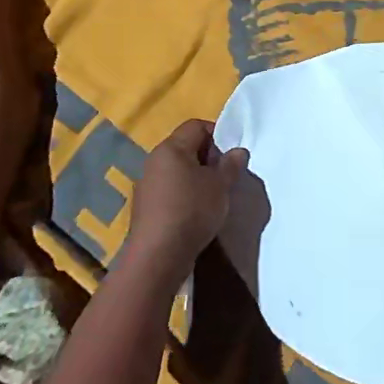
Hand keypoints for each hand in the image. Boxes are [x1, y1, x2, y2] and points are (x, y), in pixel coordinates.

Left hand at [123, 121, 248, 276]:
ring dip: (199, 177)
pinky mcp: (146, 208)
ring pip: (179, 170)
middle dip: (210, 157)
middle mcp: (154, 162)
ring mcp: (147, 186)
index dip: (218, 134)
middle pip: (187, 147)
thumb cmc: (192, 210)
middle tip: (227, 174)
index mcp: (170, 149)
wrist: (157, 257)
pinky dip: (186, 194)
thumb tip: (237, 152)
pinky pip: (171, 190)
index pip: (196, 126)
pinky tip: (198, 212)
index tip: (231, 154)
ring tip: (215, 195)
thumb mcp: (221, 184)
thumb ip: (231, 164)